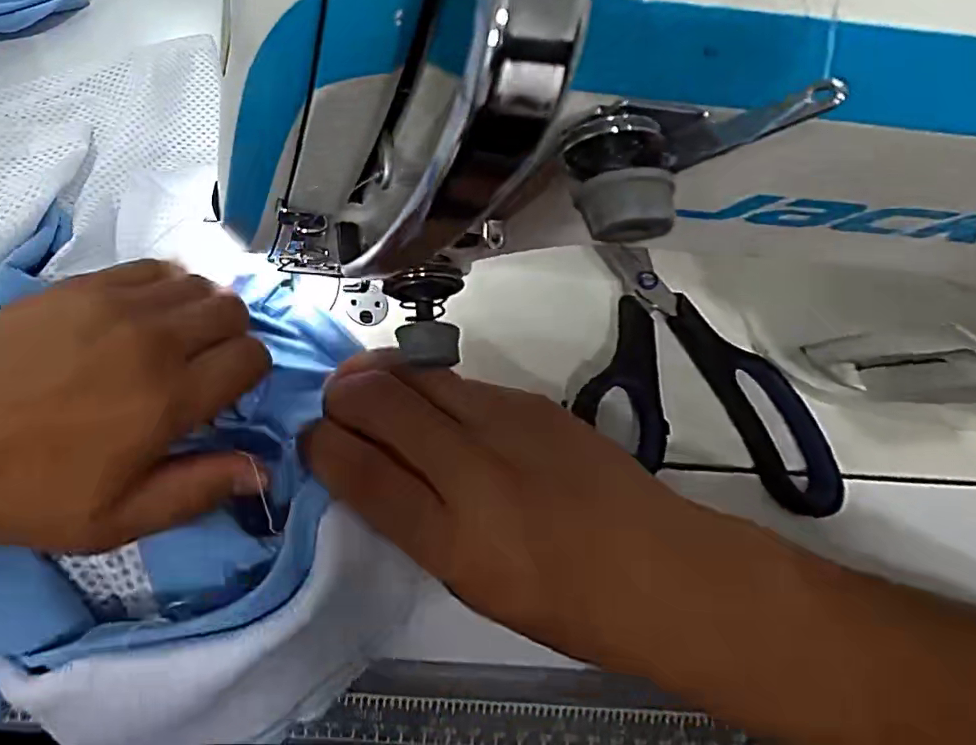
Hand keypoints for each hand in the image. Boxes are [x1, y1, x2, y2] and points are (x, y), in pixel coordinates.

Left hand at [0, 260, 271, 578]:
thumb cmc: (24, 490)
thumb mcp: (114, 519)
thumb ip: (197, 490)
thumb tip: (263, 469)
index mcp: (168, 399)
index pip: (251, 357)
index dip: (250, 375)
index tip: (225, 394)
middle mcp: (154, 338)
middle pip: (233, 310)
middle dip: (232, 338)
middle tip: (202, 368)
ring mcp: (117, 301)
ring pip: (198, 282)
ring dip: (201, 309)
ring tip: (173, 340)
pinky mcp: (84, 283)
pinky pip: (152, 267)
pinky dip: (165, 286)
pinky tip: (142, 314)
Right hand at [303, 351, 726, 664]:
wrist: (665, 571)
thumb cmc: (563, 602)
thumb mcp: (468, 584)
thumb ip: (409, 521)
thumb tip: (360, 468)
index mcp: (453, 539)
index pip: (358, 470)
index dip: (319, 446)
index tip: (310, 441)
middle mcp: (473, 471)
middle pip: (376, 401)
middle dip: (338, 396)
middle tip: (333, 406)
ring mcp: (504, 424)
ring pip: (412, 372)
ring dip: (373, 374)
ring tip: (363, 385)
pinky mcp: (527, 400)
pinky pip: (453, 379)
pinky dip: (421, 382)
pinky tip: (425, 401)